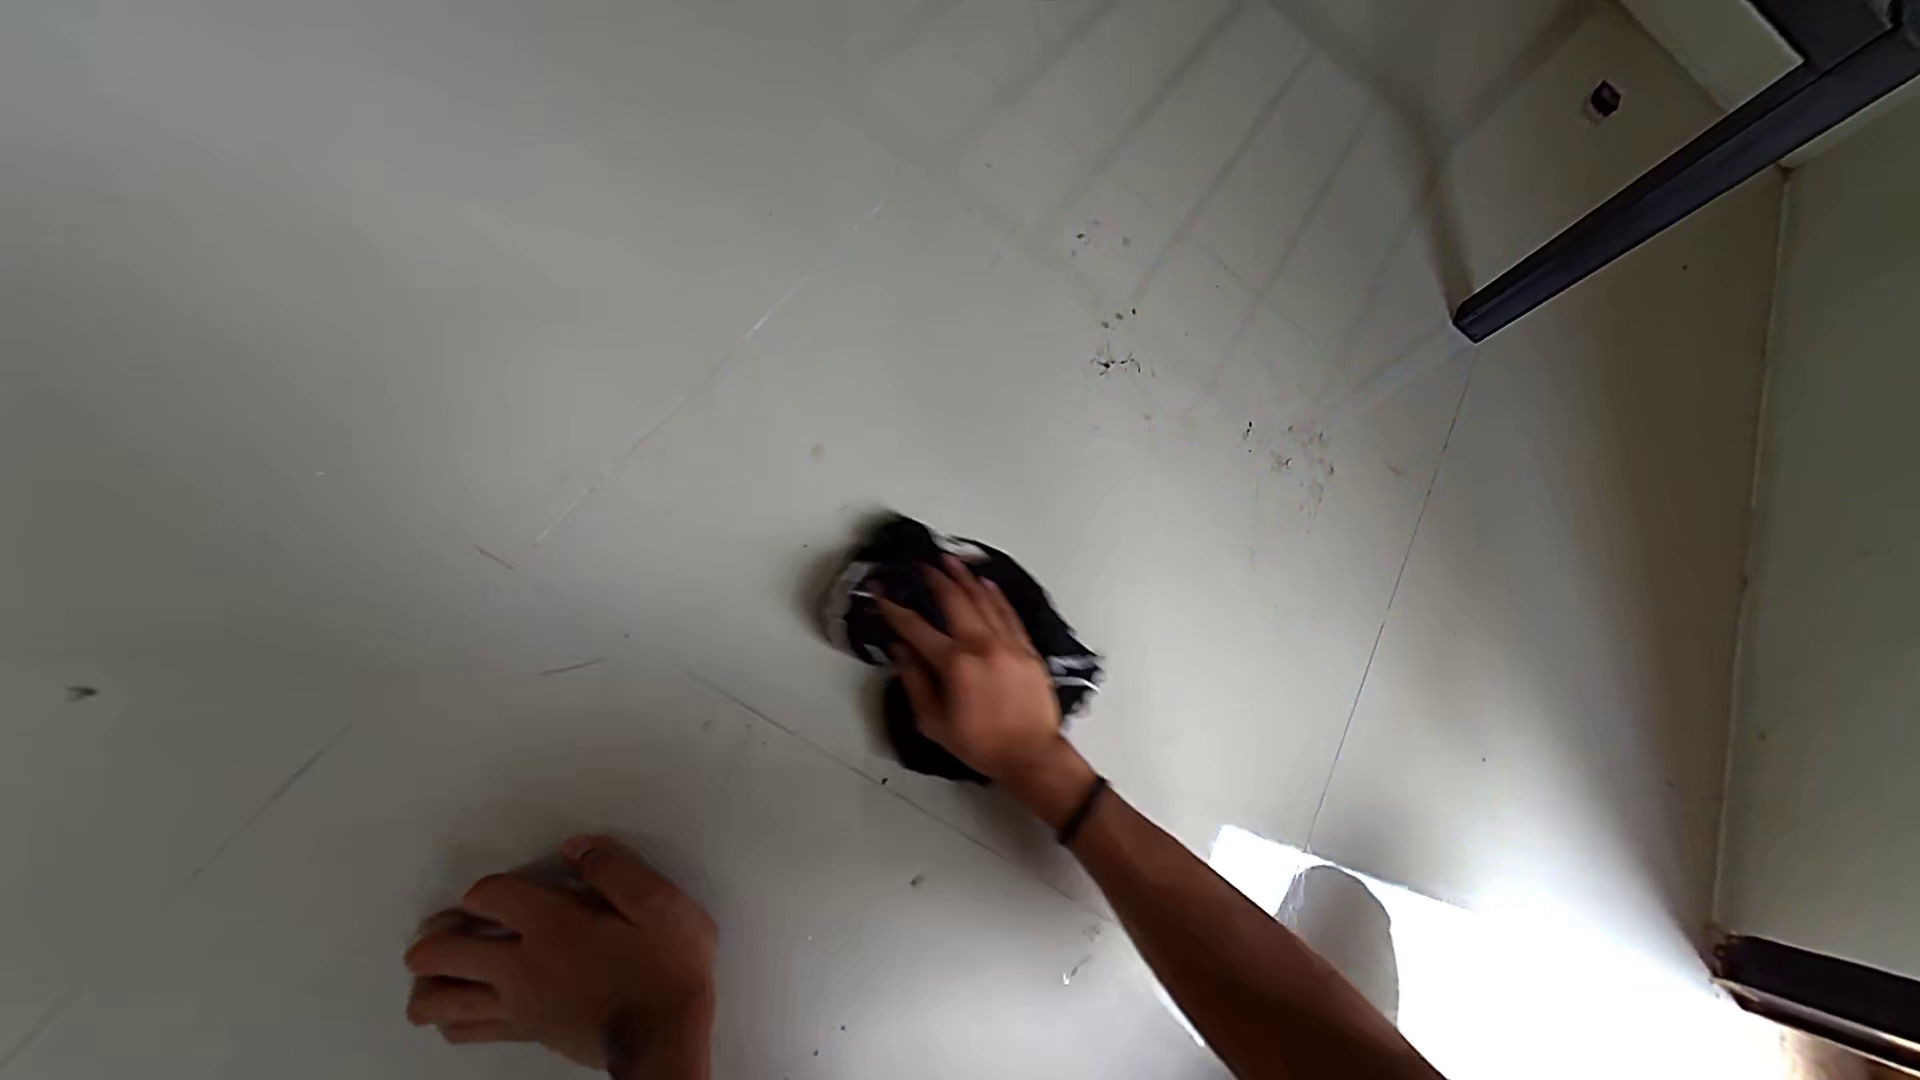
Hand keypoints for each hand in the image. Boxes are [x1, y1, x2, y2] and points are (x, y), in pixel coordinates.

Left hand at [404, 835, 716, 1078]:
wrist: (667, 1033)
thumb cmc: (668, 960)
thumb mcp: (658, 901)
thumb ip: (614, 868)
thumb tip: (574, 846)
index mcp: (553, 926)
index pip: (489, 895)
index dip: (491, 883)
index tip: (513, 884)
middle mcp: (521, 967)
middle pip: (438, 954)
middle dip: (438, 931)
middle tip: (460, 920)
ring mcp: (515, 1007)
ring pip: (433, 1002)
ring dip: (431, 978)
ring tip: (454, 959)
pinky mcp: (522, 1034)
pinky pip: (460, 1030)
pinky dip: (450, 1013)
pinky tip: (472, 996)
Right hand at [876, 556, 1094, 825]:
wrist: (1031, 755)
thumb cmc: (979, 744)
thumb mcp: (935, 723)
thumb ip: (915, 682)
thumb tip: (898, 649)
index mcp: (955, 663)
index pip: (916, 627)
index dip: (894, 608)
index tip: (880, 591)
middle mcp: (981, 644)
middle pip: (954, 600)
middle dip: (935, 578)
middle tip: (922, 564)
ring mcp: (1007, 642)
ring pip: (983, 599)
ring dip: (965, 577)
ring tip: (951, 560)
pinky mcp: (1027, 647)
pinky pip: (1008, 612)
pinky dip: (996, 595)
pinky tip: (987, 582)